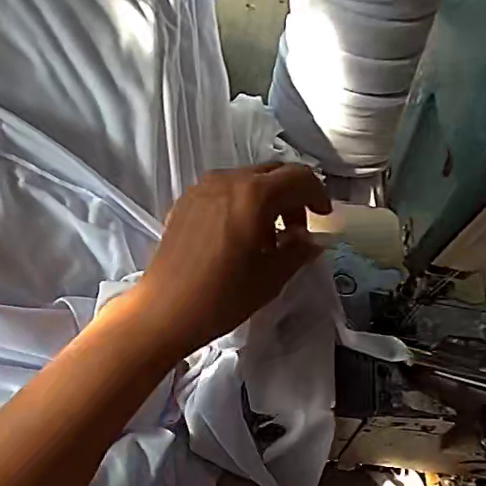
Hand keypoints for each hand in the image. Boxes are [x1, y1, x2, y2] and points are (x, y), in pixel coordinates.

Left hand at [127, 163, 330, 356]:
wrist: (164, 311)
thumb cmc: (221, 297)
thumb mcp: (270, 278)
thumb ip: (297, 252)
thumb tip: (310, 241)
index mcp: (254, 195)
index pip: (299, 178)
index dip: (318, 195)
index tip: (322, 217)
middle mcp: (226, 181)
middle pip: (272, 174)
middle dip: (291, 197)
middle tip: (295, 231)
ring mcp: (201, 189)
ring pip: (245, 181)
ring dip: (265, 201)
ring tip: (265, 239)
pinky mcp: (184, 203)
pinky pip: (222, 192)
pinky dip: (239, 205)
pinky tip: (237, 238)